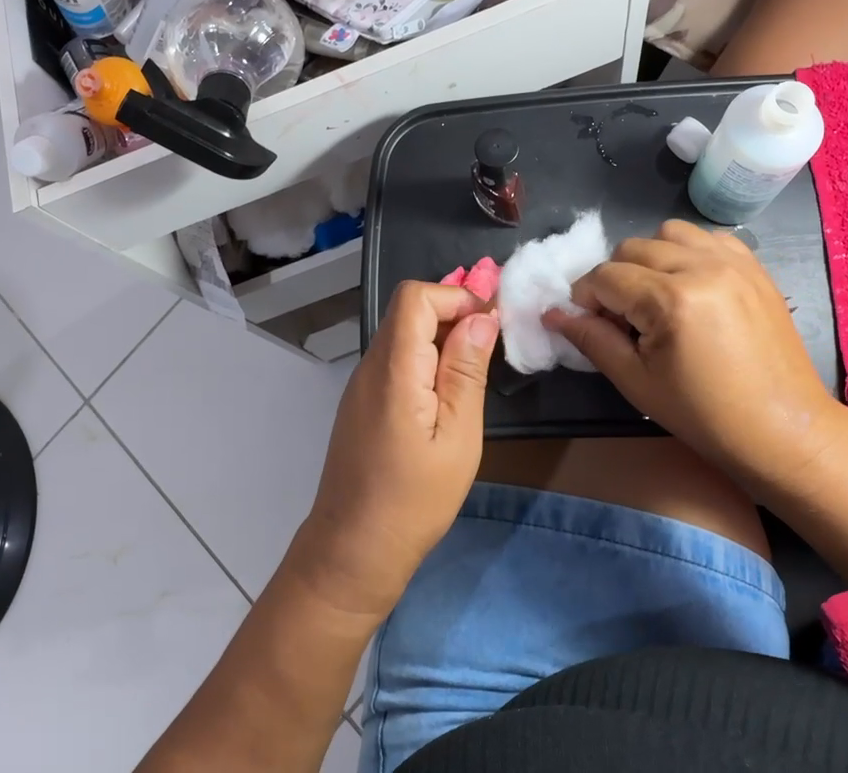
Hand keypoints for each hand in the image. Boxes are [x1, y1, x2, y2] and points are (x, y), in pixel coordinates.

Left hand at [299, 281, 497, 616]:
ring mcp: (361, 386)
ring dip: (440, 336)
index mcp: (394, 370)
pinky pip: (395, 362)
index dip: (455, 296)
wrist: (353, 550)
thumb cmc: (414, 500)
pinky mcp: (362, 404)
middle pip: (407, 311)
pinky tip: (447, 392)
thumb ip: (466, 372)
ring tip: (476, 366)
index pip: (415, 297)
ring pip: (401, 335)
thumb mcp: (458, 437)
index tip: (491, 323)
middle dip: (452, 311)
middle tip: (494, 337)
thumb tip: (482, 316)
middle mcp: (370, 367)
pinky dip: (424, 359)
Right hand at [542, 221, 842, 481]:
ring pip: (668, 233)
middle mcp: (702, 267)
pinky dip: (689, 252)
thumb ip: (591, 338)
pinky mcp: (755, 268)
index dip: (586, 300)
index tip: (592, 327)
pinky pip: (708, 237)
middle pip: (632, 248)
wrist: (782, 429)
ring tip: (658, 298)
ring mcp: (734, 262)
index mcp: (671, 299)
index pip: (604, 277)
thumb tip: (551, 313)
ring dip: (651, 259)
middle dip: (616, 279)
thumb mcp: (636, 382)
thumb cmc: (704, 415)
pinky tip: (690, 287)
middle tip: (625, 321)